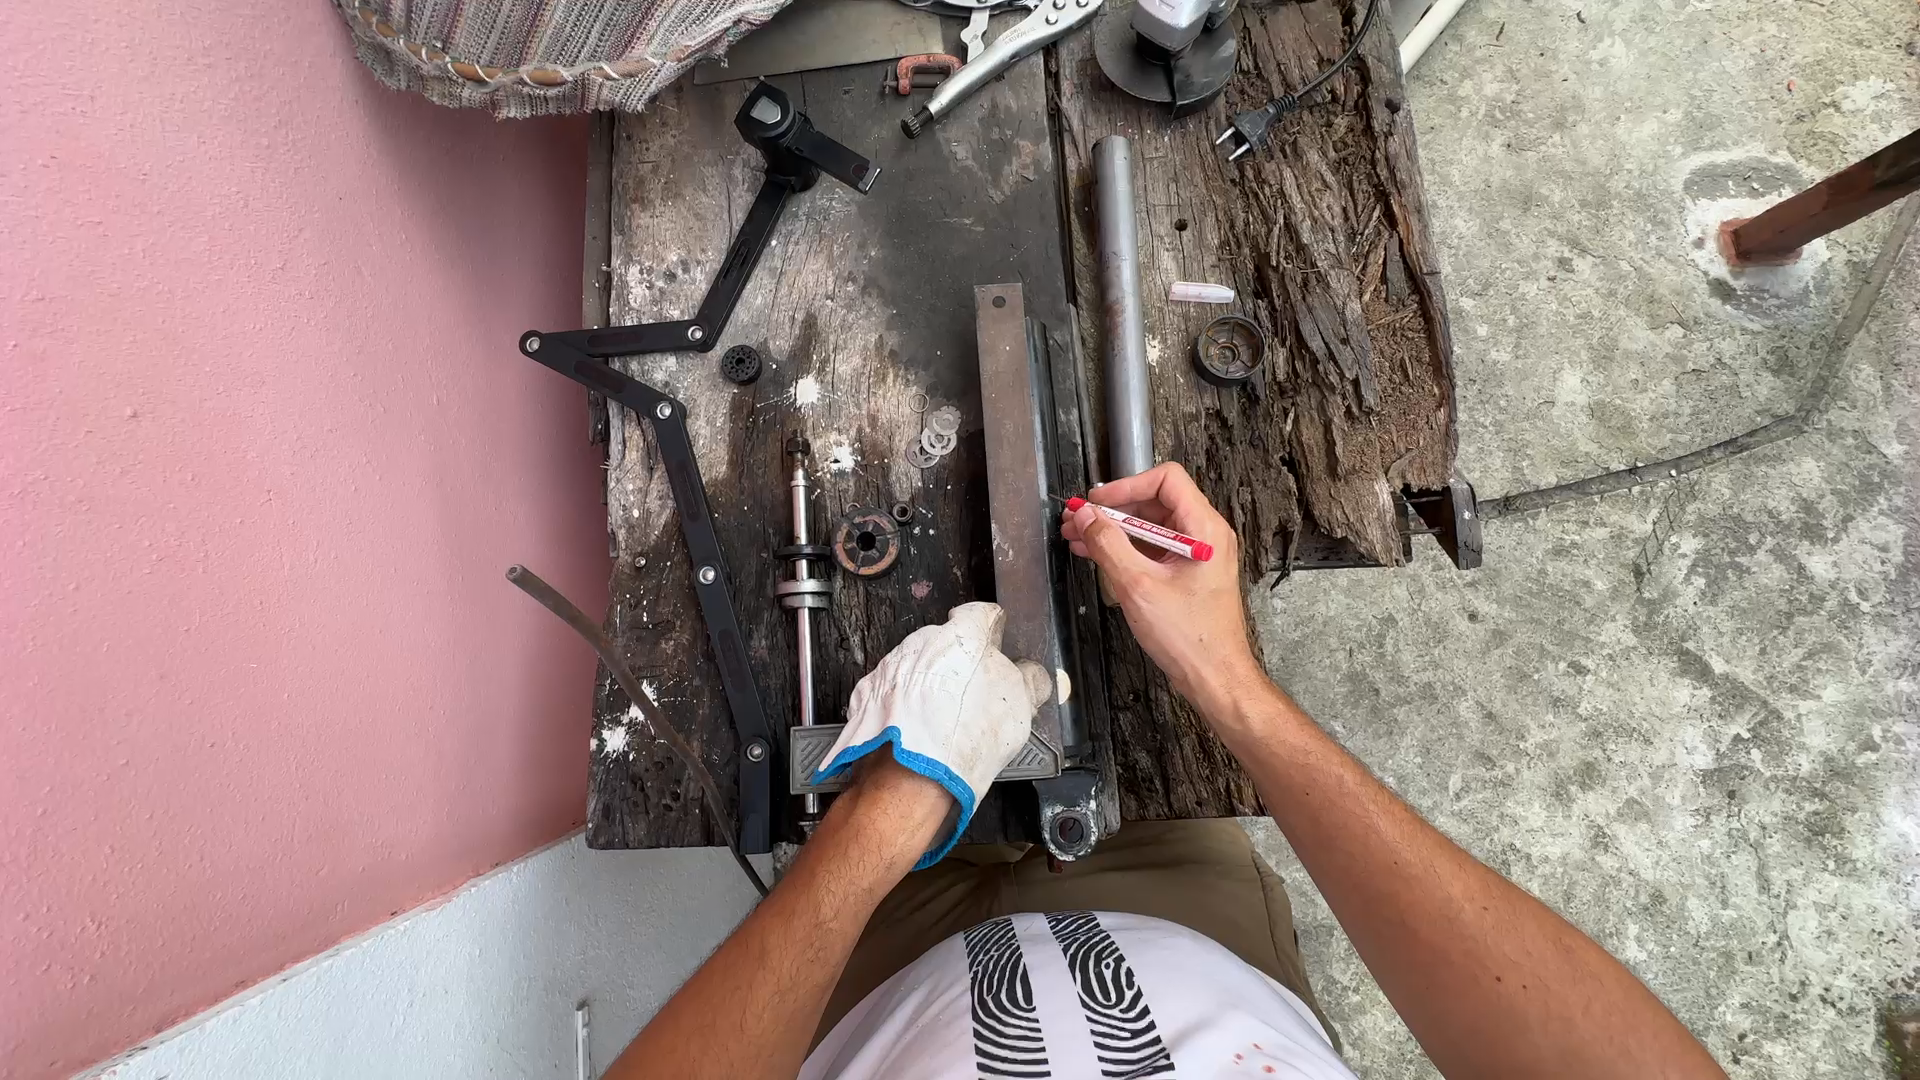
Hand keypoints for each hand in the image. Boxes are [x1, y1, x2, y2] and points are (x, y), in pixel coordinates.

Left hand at [813, 602, 1051, 867]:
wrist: (911, 778)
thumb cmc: (968, 738)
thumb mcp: (1021, 707)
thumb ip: (1030, 679)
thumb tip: (1031, 672)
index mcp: (964, 636)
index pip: (984, 615)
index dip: (994, 634)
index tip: (996, 651)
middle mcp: (923, 641)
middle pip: (948, 642)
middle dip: (960, 664)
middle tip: (970, 698)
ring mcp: (892, 665)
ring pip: (919, 665)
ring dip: (930, 683)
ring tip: (941, 721)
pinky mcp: (868, 691)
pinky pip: (893, 689)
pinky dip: (903, 703)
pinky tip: (916, 729)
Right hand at [1060, 463, 1262, 708]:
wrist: (1214, 678)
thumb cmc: (1189, 638)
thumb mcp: (1138, 586)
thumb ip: (1108, 545)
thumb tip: (1085, 515)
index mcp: (1204, 530)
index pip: (1166, 480)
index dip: (1126, 486)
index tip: (1096, 502)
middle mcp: (1204, 535)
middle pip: (1154, 501)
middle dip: (1112, 509)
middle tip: (1077, 518)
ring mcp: (1195, 554)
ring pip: (1149, 526)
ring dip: (1112, 529)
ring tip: (1076, 535)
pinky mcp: (1185, 572)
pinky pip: (1151, 548)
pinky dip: (1123, 547)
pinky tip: (1094, 553)